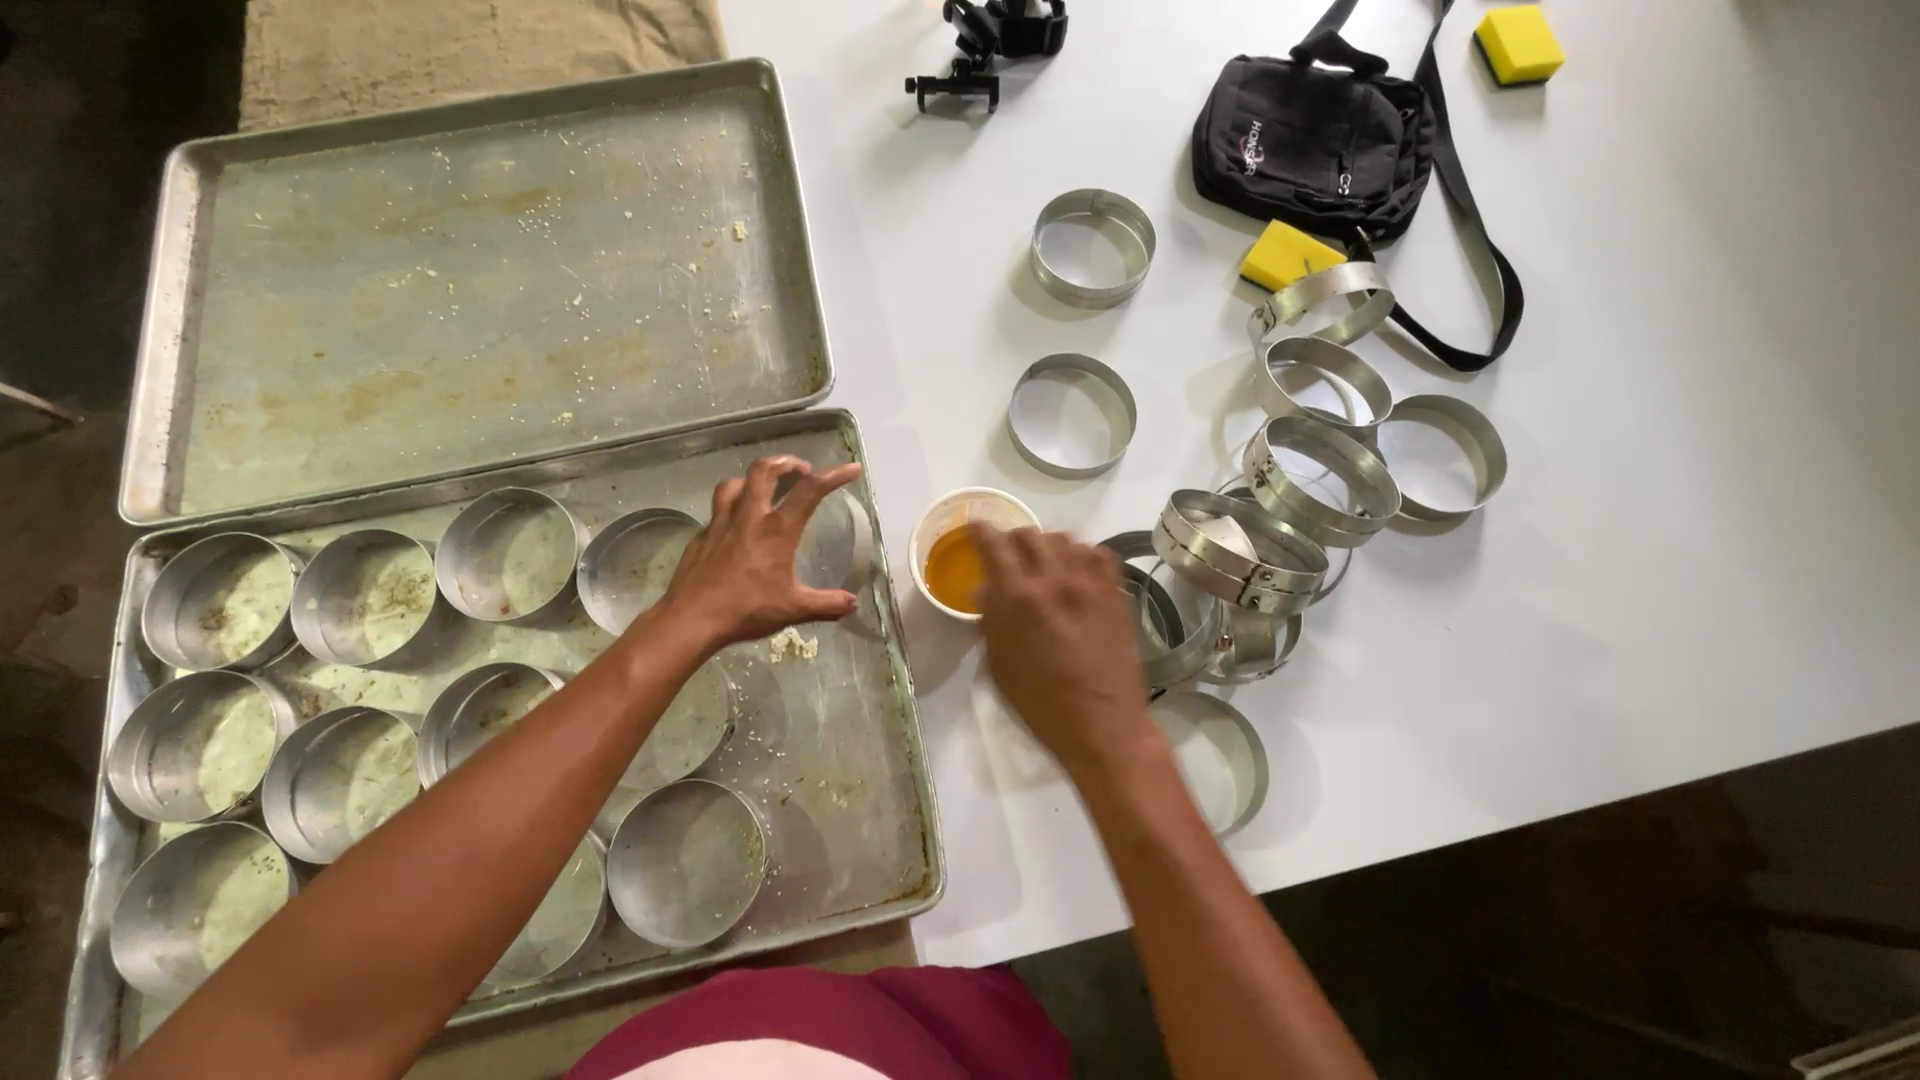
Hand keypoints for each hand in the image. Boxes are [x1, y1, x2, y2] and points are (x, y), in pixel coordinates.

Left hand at [651, 456, 862, 649]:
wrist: (692, 619)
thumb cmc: (747, 610)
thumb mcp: (794, 609)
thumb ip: (826, 604)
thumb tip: (852, 603)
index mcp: (776, 530)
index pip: (809, 491)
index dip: (833, 475)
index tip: (851, 469)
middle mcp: (748, 517)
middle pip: (764, 471)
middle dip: (785, 462)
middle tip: (800, 469)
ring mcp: (720, 524)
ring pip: (734, 483)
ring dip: (752, 478)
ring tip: (763, 487)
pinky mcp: (701, 537)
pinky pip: (717, 511)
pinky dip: (730, 508)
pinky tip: (735, 525)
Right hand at [970, 525, 1158, 780]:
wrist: (1102, 723)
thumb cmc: (1041, 702)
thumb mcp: (1000, 664)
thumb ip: (991, 620)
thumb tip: (985, 589)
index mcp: (1020, 598)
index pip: (994, 545)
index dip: (980, 531)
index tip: (974, 527)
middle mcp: (1056, 579)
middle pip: (1030, 535)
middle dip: (1012, 539)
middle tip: (1007, 555)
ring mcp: (1091, 583)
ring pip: (1066, 539)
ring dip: (1047, 545)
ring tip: (1042, 563)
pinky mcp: (1116, 593)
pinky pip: (1098, 554)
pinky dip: (1081, 555)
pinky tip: (1076, 572)